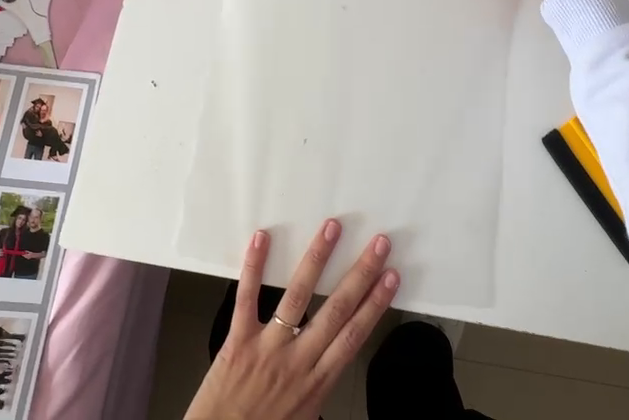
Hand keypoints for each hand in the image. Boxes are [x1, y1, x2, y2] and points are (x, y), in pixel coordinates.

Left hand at [184, 221, 399, 419]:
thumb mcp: (304, 417)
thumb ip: (319, 386)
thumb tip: (333, 360)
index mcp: (316, 383)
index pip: (354, 335)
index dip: (375, 304)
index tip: (391, 277)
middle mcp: (298, 361)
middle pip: (336, 309)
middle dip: (360, 273)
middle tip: (378, 244)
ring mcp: (268, 348)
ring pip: (298, 295)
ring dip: (318, 258)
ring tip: (332, 228)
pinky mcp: (237, 341)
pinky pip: (246, 298)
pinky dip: (254, 266)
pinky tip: (263, 238)